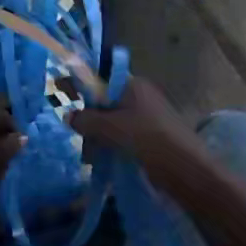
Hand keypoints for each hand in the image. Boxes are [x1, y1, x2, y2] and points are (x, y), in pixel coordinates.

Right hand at [68, 78, 192, 160]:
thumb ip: (85, 119)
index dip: (78, 81)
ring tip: (88, 152)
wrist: (186, 170)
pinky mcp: (149, 137)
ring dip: (96, 134)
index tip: (58, 88)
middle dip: (87, 114)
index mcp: (132, 85)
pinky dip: (108, 143)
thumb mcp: (110, 127)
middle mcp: (139, 96)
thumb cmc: (147, 139)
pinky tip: (100, 158)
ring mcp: (145, 117)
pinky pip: (120, 135)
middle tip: (74, 129)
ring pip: (110, 120)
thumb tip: (68, 116)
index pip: (99, 76)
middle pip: (103, 99)